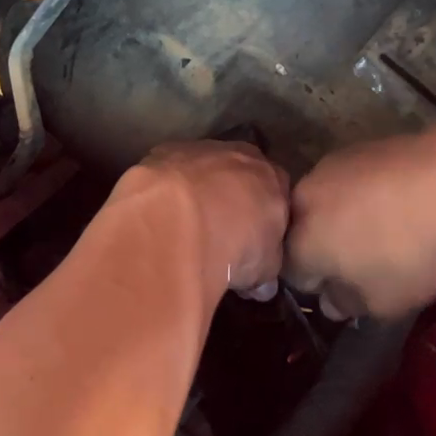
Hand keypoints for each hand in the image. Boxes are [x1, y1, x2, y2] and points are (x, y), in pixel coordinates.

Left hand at [122, 141, 290, 298]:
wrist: (181, 219)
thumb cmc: (236, 244)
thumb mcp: (264, 269)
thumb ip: (266, 268)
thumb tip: (263, 286)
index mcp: (272, 178)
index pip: (276, 191)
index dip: (264, 216)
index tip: (254, 240)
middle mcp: (239, 154)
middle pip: (239, 173)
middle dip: (231, 197)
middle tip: (219, 232)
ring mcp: (199, 149)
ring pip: (202, 169)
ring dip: (196, 191)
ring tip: (183, 227)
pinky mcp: (163, 151)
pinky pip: (169, 171)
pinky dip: (166, 190)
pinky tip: (159, 214)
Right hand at [285, 130, 435, 319]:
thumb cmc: (406, 253)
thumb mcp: (382, 302)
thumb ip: (348, 304)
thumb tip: (331, 301)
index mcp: (300, 243)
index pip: (293, 272)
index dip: (318, 286)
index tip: (345, 291)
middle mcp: (303, 199)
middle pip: (306, 229)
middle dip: (326, 245)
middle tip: (362, 260)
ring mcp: (329, 166)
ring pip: (326, 200)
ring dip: (343, 215)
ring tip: (382, 226)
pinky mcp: (356, 146)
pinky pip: (350, 179)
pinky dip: (364, 192)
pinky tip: (396, 201)